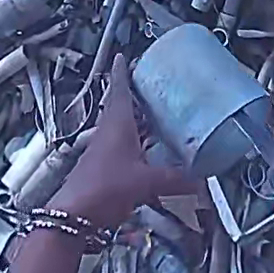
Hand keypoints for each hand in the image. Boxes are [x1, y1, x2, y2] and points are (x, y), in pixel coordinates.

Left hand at [47, 55, 194, 227]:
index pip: (119, 89)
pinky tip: (146, 153)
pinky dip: (134, 142)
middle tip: (146, 83)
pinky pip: (120, 145)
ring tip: (152, 115)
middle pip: (119, 105)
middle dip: (132, 93)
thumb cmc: (104, 188)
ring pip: (120, 125)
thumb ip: (174, 180)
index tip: (123, 56)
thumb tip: (200, 180)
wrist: (73, 216)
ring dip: (133, 118)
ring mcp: (103, 149)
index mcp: (117, 124)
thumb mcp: (145, 181)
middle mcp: (108, 131)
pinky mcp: (102, 165)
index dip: (122, 72)